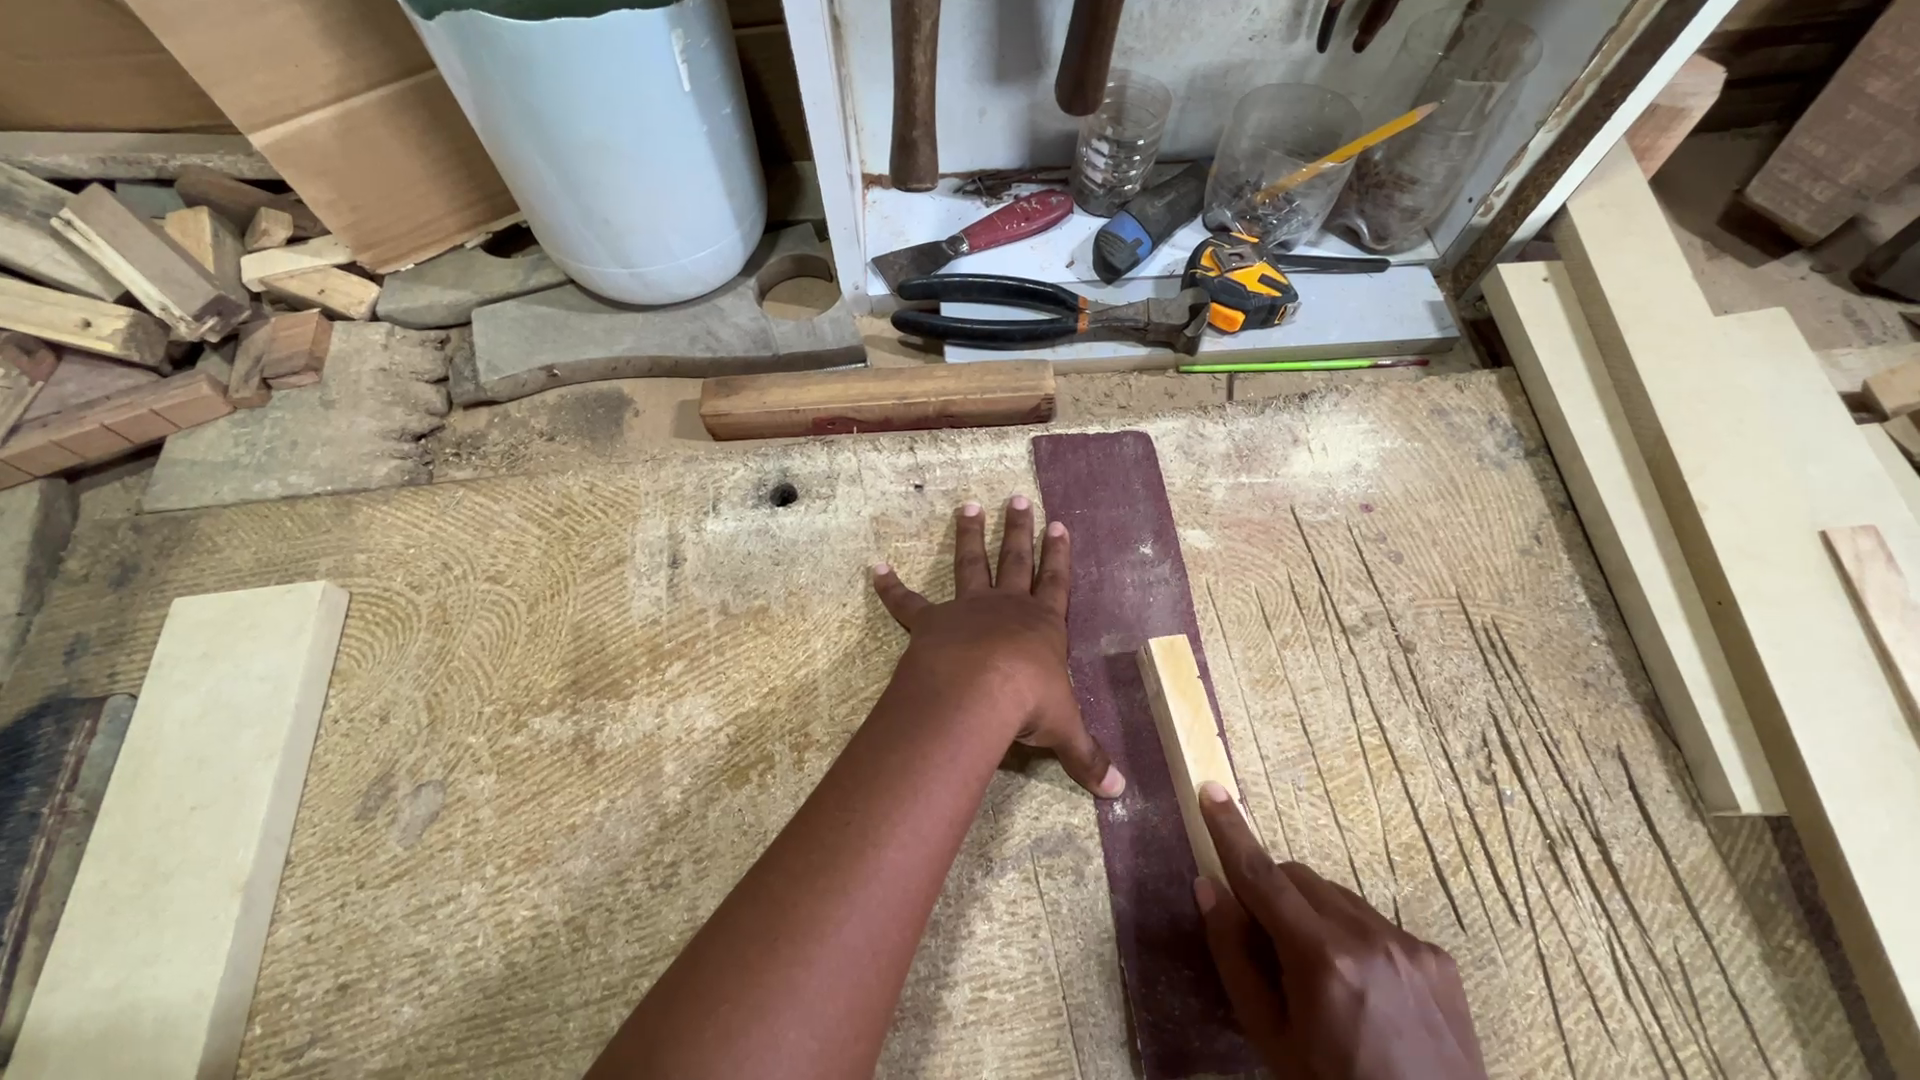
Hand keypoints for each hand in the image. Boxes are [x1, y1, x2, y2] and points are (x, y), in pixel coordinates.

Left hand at [872, 497, 1123, 799]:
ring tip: (967, 505)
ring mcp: (967, 610)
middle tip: (1018, 497)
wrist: (979, 690)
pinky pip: (906, 602)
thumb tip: (1120, 793)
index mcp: (1042, 626)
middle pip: (1015, 560)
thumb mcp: (1065, 731)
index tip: (1059, 524)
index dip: (1059, 555)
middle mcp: (1007, 608)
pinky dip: (890, 585)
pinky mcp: (930, 622)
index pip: (1056, 583)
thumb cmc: (1029, 704)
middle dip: (1019, 529)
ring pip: (970, 564)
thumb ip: (1088, 758)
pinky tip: (875, 567)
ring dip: (969, 535)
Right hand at [1193, 782, 1485, 1079]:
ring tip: (1318, 976)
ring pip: (1338, 897)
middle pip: (1300, 878)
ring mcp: (1410, 945)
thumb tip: (1208, 887)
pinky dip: (1353, 937)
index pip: (1262, 876)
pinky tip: (1363, 990)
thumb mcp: (1269, 1036)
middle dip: (1272, 891)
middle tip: (1264, 940)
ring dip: (1313, 915)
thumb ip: (1234, 956)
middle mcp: (1370, 937)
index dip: (1231, 831)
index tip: (1212, 791)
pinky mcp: (1437, 958)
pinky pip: (1377, 924)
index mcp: (1321, 959)